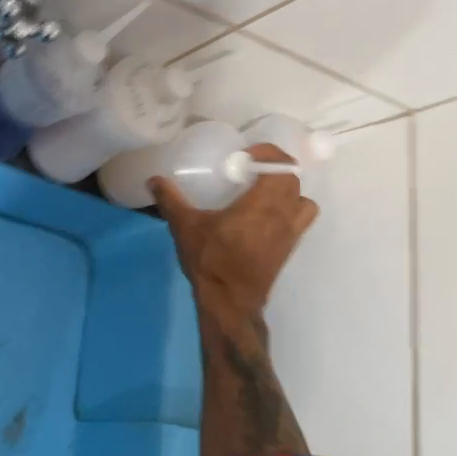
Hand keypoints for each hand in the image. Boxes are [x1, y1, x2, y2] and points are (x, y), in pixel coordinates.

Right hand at [150, 144, 319, 321]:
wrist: (230, 301)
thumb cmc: (210, 260)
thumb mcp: (184, 226)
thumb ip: (170, 200)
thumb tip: (154, 179)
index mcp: (263, 203)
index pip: (280, 165)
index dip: (266, 154)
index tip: (244, 156)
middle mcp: (284, 214)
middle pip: (292, 179)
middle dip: (274, 169)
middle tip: (248, 171)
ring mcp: (290, 233)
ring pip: (303, 200)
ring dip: (287, 192)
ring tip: (262, 194)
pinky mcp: (289, 248)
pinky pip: (300, 220)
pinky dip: (289, 212)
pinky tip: (263, 218)